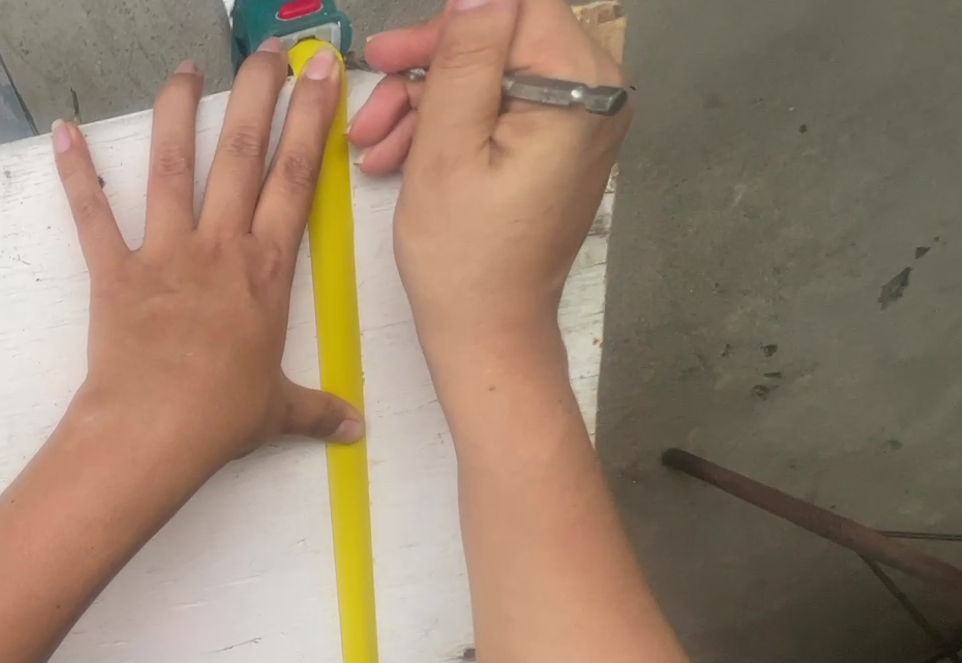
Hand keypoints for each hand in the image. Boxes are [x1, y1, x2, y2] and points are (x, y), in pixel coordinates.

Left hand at [50, 46, 363, 477]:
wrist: (154, 432)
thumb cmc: (220, 419)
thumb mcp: (277, 412)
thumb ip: (317, 411)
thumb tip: (354, 430)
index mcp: (265, 272)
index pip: (296, 179)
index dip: (311, 120)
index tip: (321, 70)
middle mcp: (218, 249)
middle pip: (241, 153)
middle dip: (257, 92)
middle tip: (266, 49)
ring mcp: (164, 256)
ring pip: (171, 167)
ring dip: (177, 112)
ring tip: (184, 69)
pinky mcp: (115, 274)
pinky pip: (92, 216)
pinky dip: (76, 174)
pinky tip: (64, 131)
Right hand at [348, 0, 628, 381]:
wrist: (486, 332)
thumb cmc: (460, 256)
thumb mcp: (445, 156)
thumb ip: (463, 62)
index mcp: (578, 88)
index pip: (512, 12)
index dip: (442, 29)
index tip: (380, 59)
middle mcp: (595, 94)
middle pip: (500, 47)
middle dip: (425, 81)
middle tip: (366, 124)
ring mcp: (578, 125)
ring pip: (491, 84)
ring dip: (425, 112)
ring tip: (374, 156)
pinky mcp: (556, 152)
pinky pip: (498, 117)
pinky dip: (448, 135)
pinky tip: (402, 163)